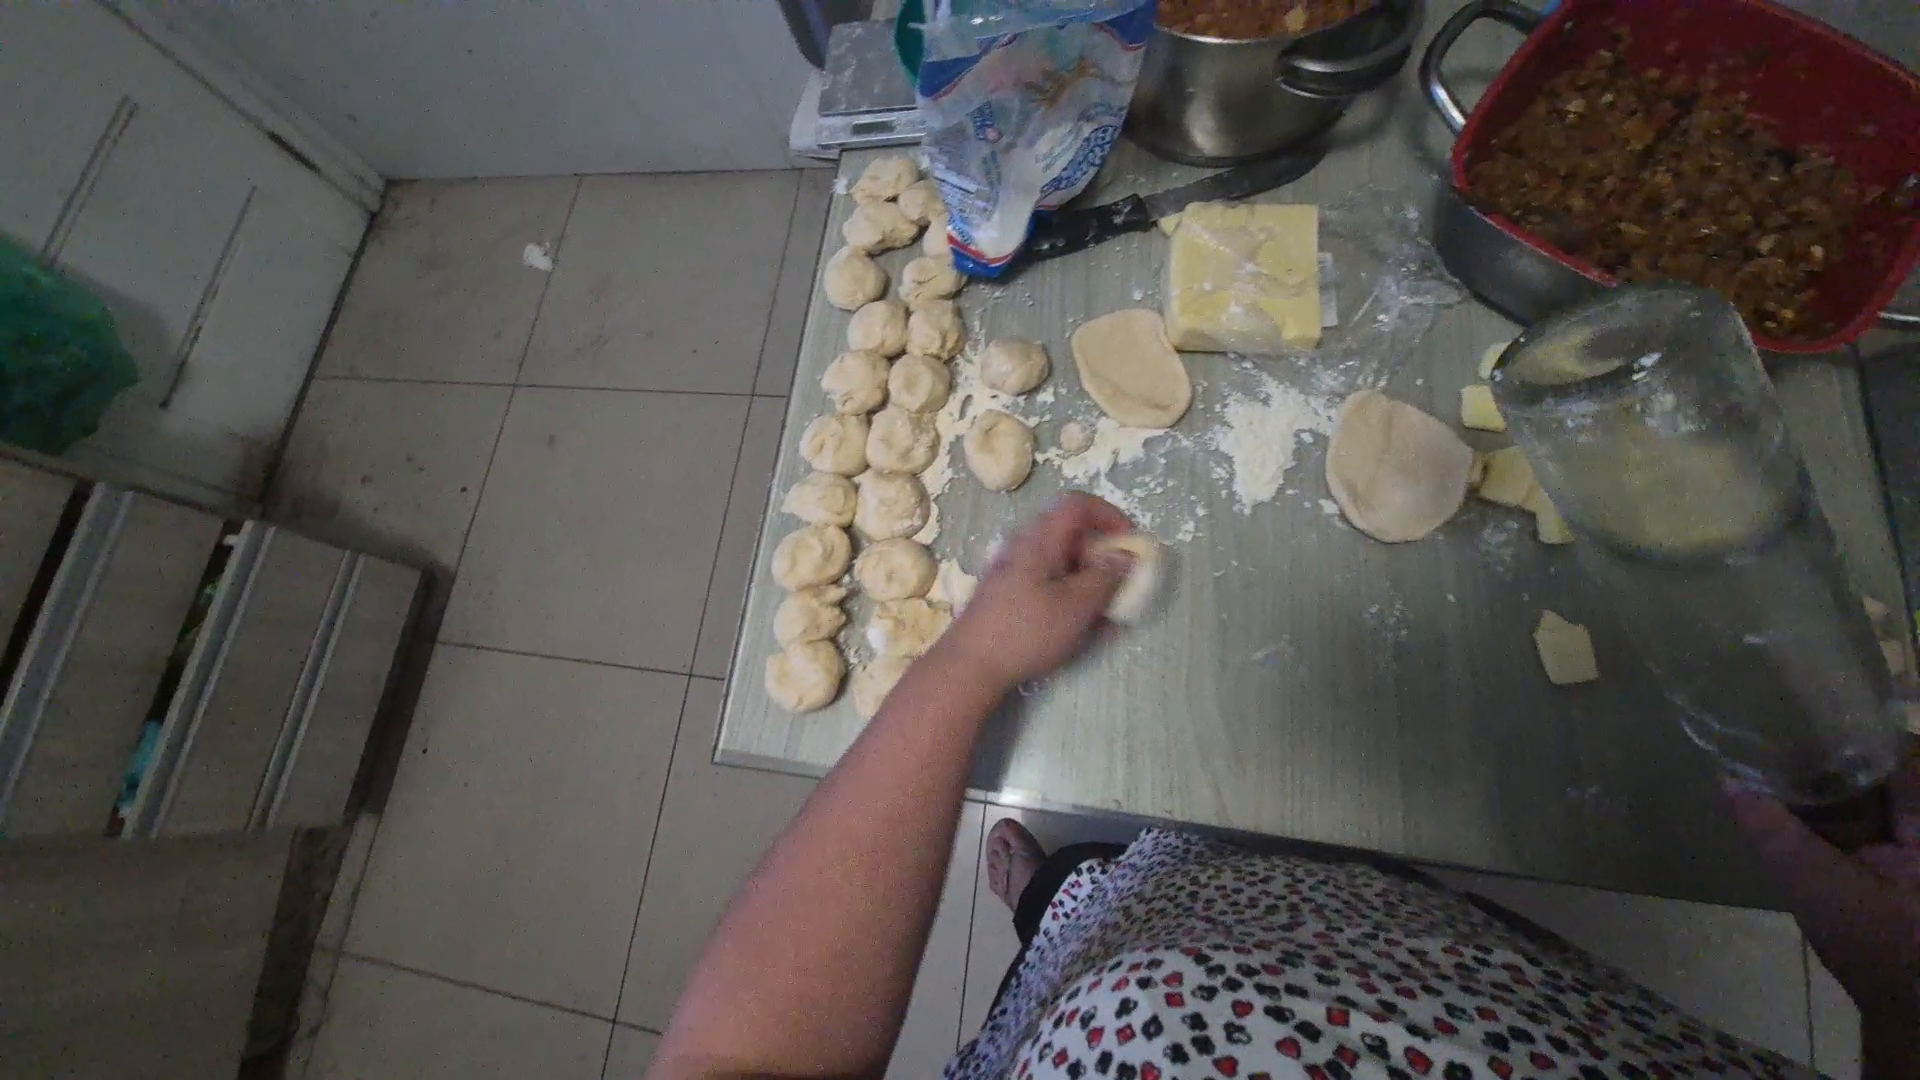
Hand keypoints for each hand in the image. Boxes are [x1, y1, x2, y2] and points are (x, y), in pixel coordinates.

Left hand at [940, 492, 1135, 690]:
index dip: (1110, 515)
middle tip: (1120, 586)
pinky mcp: (1006, 594)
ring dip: (1088, 583)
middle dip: (1103, 557)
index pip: (1078, 504)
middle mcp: (1023, 546)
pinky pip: (1046, 584)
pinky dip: (1069, 597)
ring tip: (1105, 617)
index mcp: (1040, 539)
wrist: (968, 665)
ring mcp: (1012, 570)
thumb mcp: (1077, 606)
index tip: (1129, 544)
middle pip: (1071, 534)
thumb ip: (1106, 577)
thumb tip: (1126, 555)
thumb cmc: (1026, 631)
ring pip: (1060, 563)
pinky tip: (1080, 629)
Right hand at [1725, 754, 1919, 1068]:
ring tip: (1766, 763)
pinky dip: (1835, 816)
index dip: (1854, 732)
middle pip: (1889, 775)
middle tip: (1768, 732)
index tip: (1797, 713)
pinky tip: (1786, 805)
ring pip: (1878, 800)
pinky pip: (1875, 827)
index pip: (1905, 757)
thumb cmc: (1889, 957)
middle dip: (1830, 756)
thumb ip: (1776, 834)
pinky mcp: (1908, 871)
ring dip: (1827, 785)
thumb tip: (1727, 780)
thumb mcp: (1822, 892)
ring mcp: (1918, 851)